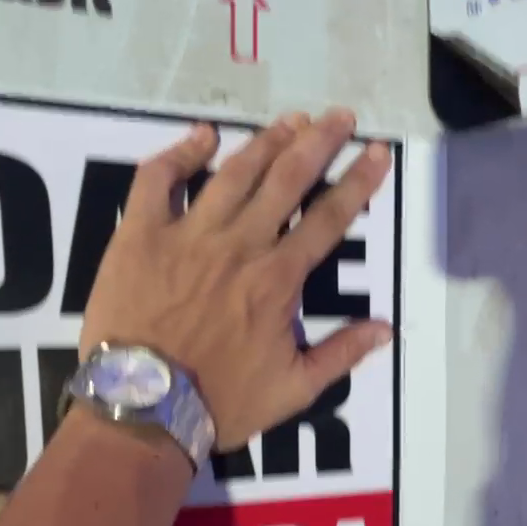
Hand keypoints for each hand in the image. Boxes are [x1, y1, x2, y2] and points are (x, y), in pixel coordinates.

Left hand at [79, 109, 393, 449]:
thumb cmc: (221, 402)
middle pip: (286, 180)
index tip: (376, 152)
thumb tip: (386, 327)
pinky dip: (180, 154)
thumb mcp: (293, 389)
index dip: (358, 182)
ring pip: (234, 173)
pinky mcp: (140, 234)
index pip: (328, 220)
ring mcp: (187, 235)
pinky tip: (202, 137)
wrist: (141, 409)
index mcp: (277, 280)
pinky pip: (158, 180)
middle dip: (319, 143)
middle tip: (340, 116)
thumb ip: (341, 354)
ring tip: (292, 120)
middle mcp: (239, 245)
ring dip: (266, 141)